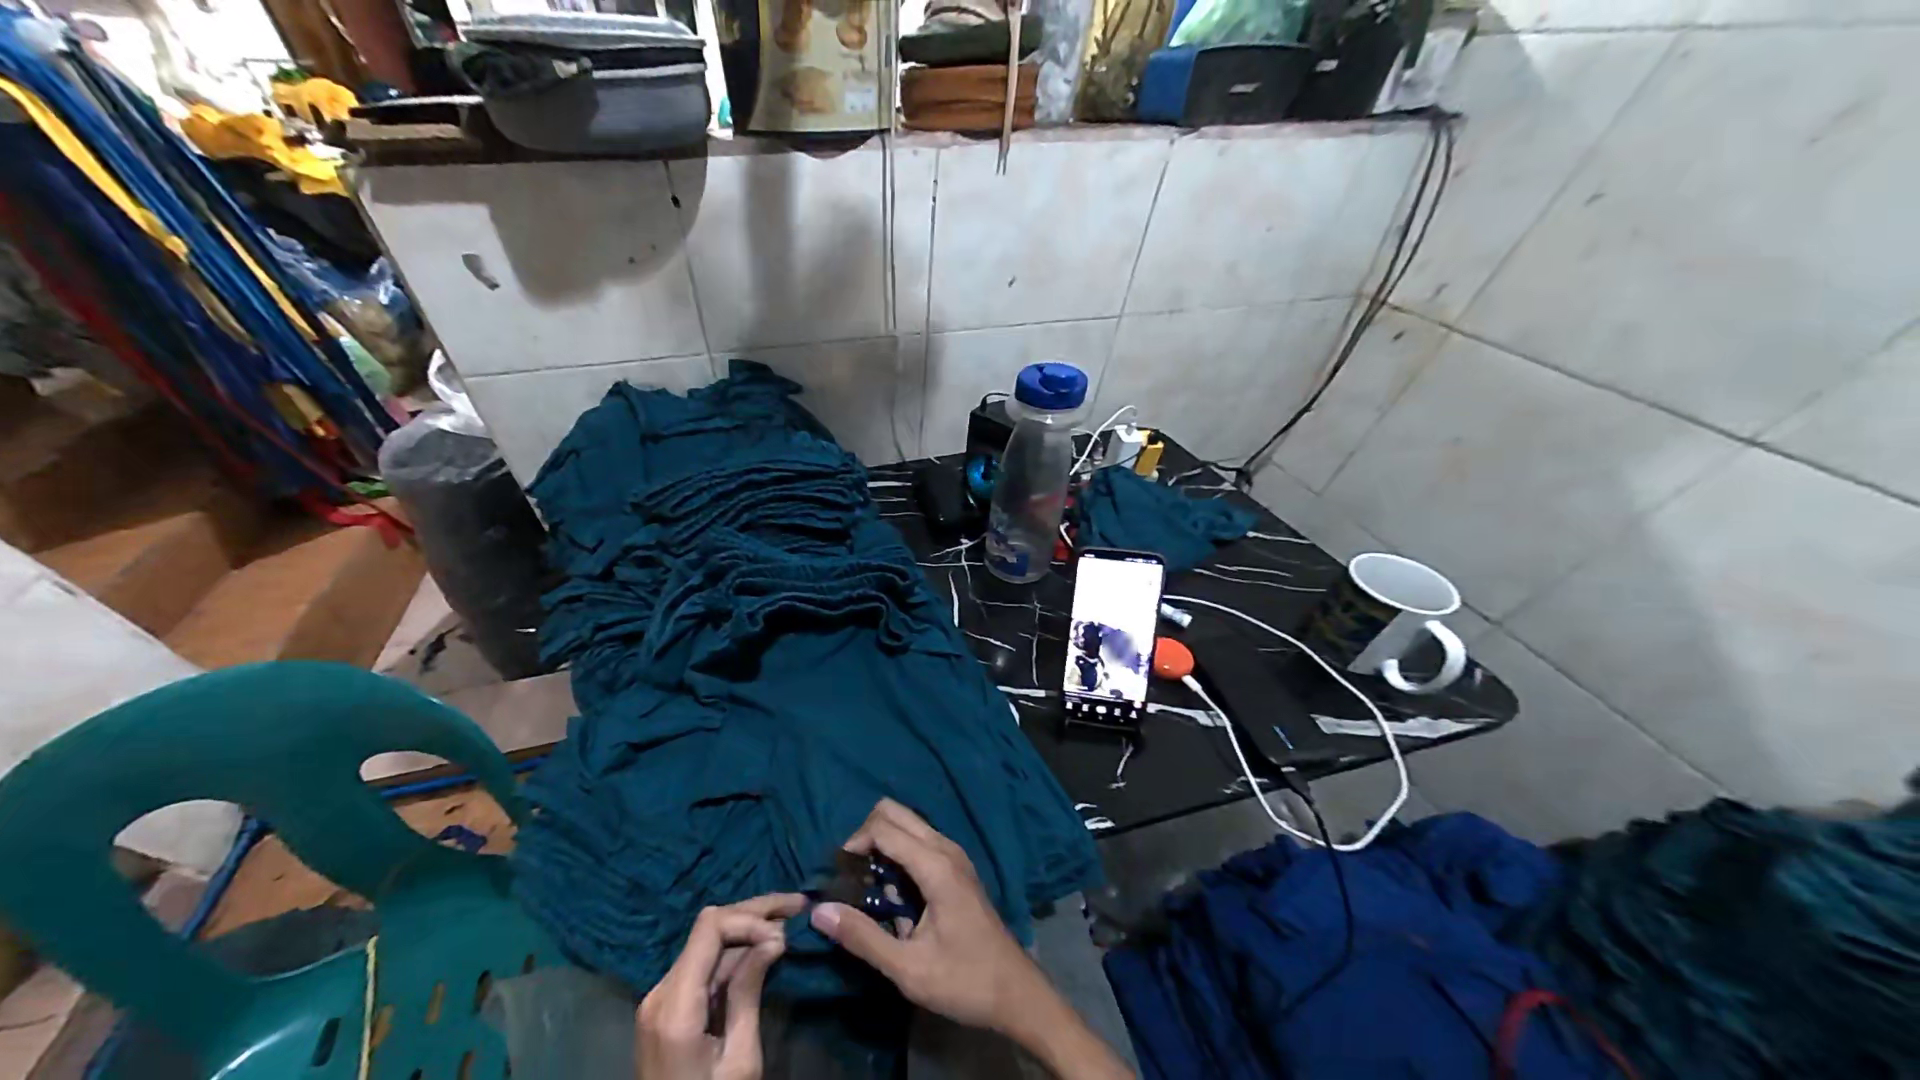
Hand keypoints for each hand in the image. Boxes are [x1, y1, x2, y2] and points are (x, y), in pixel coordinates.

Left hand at [637, 893, 805, 1079]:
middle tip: (799, 905)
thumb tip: (774, 938)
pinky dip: (736, 950)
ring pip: (708, 942)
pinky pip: (704, 965)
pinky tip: (765, 945)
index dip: (750, 919)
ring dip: (748, 927)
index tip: (784, 936)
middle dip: (755, 912)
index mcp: (675, 1006)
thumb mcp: (740, 1061)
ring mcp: (661, 999)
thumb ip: (749, 994)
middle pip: (709, 927)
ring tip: (789, 918)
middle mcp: (661, 991)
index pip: (710, 927)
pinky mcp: (668, 1009)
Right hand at [807, 799, 1049, 1035]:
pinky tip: (894, 896)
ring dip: (883, 845)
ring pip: (908, 825)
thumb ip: (862, 937)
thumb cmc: (963, 981)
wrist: (1015, 992)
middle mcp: (946, 848)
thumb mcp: (907, 969)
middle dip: (866, 835)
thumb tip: (819, 911)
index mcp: (936, 866)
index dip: (854, 844)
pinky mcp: (956, 867)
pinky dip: (898, 854)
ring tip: (870, 890)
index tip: (838, 877)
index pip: (883, 827)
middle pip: (895, 812)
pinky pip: (919, 841)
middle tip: (852, 876)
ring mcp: (954, 855)